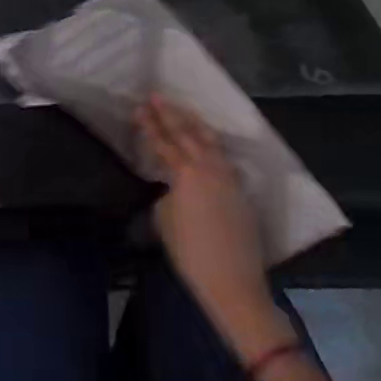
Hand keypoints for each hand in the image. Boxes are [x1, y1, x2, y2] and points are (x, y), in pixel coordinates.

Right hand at [136, 95, 295, 360]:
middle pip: (188, 135)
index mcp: (186, 174)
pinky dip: (211, 144)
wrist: (233, 284)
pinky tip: (206, 142)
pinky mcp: (241, 193)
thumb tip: (173, 185)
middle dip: (170, 115)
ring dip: (194, 124)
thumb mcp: (165, 219)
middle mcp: (210, 170)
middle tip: (156, 97)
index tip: (139, 108)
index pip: (163, 142)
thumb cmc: (190, 253)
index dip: (149, 125)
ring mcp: (230, 179)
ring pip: (210, 142)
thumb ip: (167, 192)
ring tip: (182, 111)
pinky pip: (223, 158)